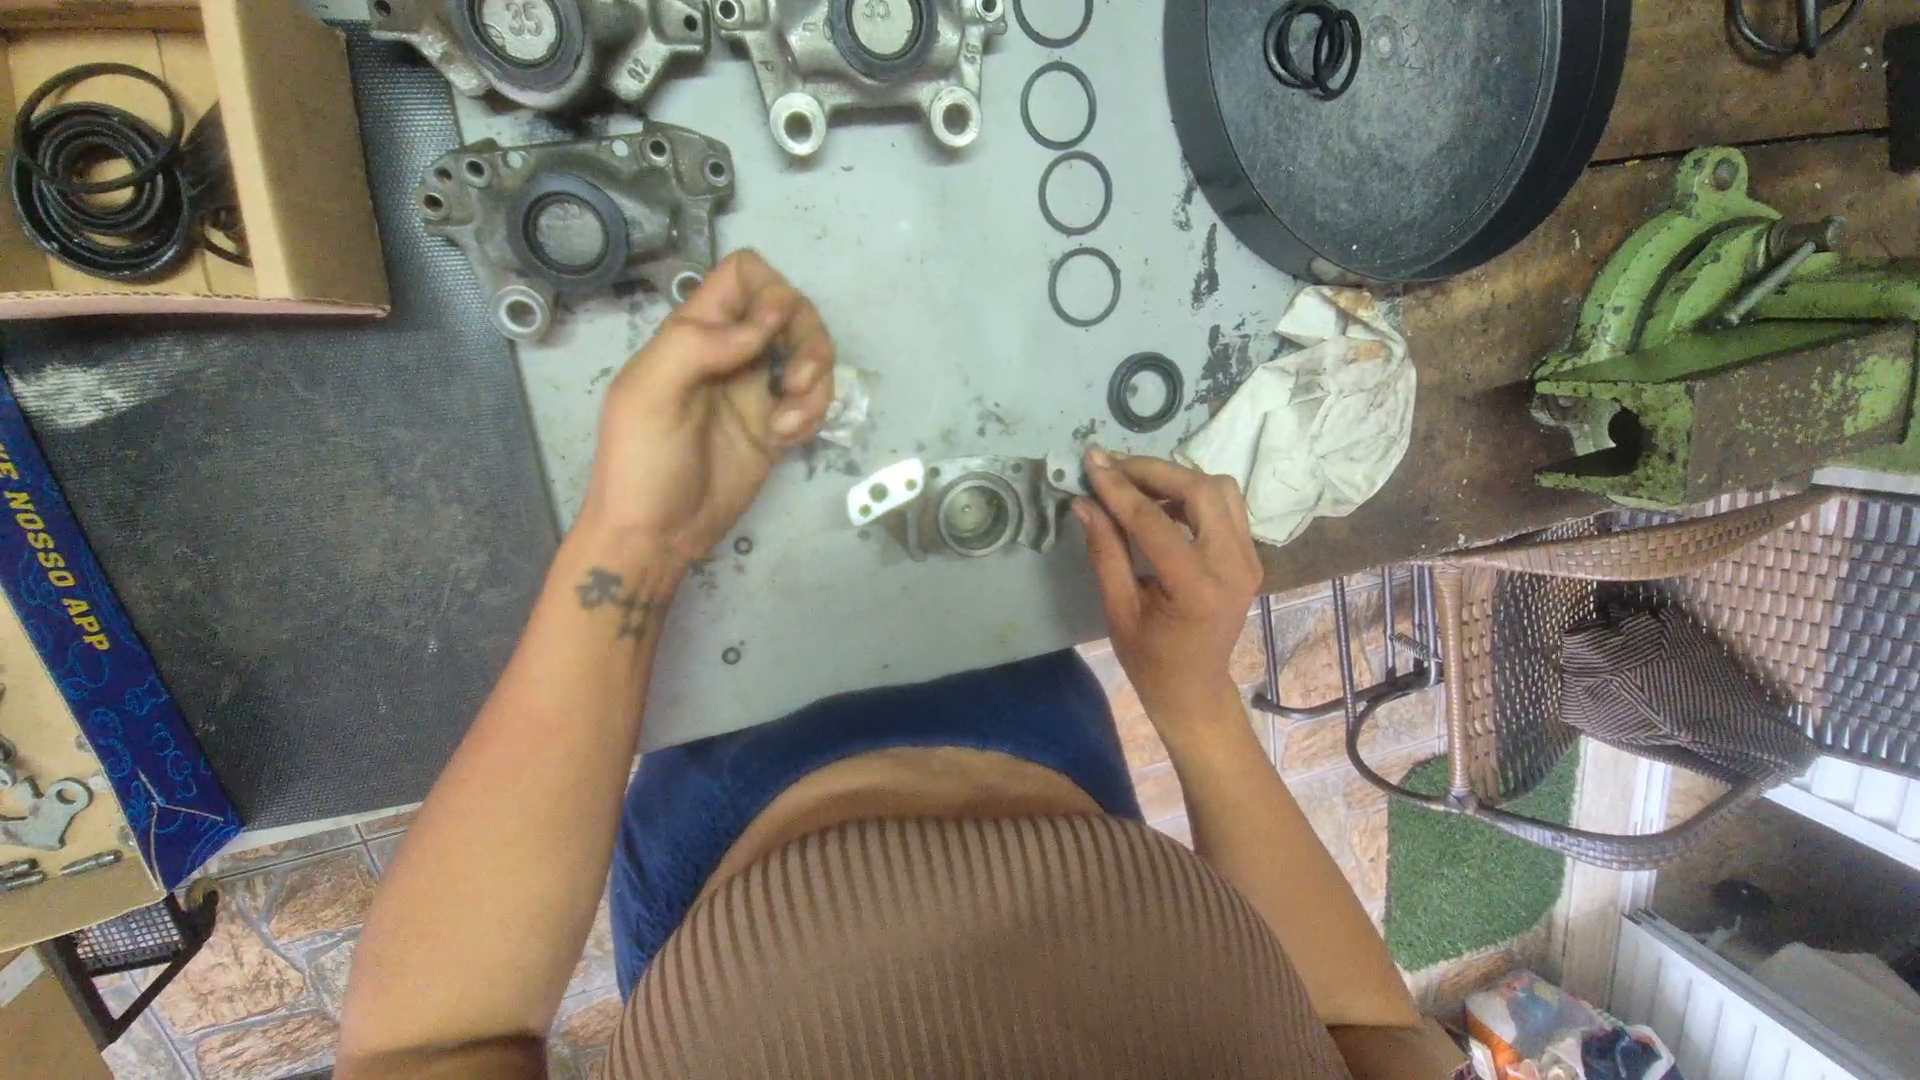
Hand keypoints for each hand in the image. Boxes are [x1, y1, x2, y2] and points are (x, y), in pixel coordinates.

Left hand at [577, 251, 834, 573]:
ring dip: (816, 381)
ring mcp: (757, 391)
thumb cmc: (641, 465)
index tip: (773, 333)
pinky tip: (789, 439)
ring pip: (811, 355)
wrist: (657, 536)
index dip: (770, 291)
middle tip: (795, 382)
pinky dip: (814, 412)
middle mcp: (731, 354)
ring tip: (790, 422)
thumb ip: (698, 344)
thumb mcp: (648, 395)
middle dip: (808, 339)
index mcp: (694, 334)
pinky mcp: (776, 427)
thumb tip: (768, 320)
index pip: (743, 276)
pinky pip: (813, 400)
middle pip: (792, 312)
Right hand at [1075, 448, 1262, 731]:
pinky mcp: (1249, 555)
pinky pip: (1226, 505)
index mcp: (1197, 589)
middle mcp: (1233, 566)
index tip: (1092, 463)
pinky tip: (1161, 504)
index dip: (1120, 489)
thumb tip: (1085, 502)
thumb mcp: (1118, 610)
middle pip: (1201, 490)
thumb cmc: (1150, 659)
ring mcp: (1249, 558)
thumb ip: (1105, 552)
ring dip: (1176, 479)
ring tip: (1136, 486)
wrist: (1195, 688)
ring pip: (1220, 489)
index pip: (1156, 522)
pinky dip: (1192, 493)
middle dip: (1153, 471)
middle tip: (1114, 467)